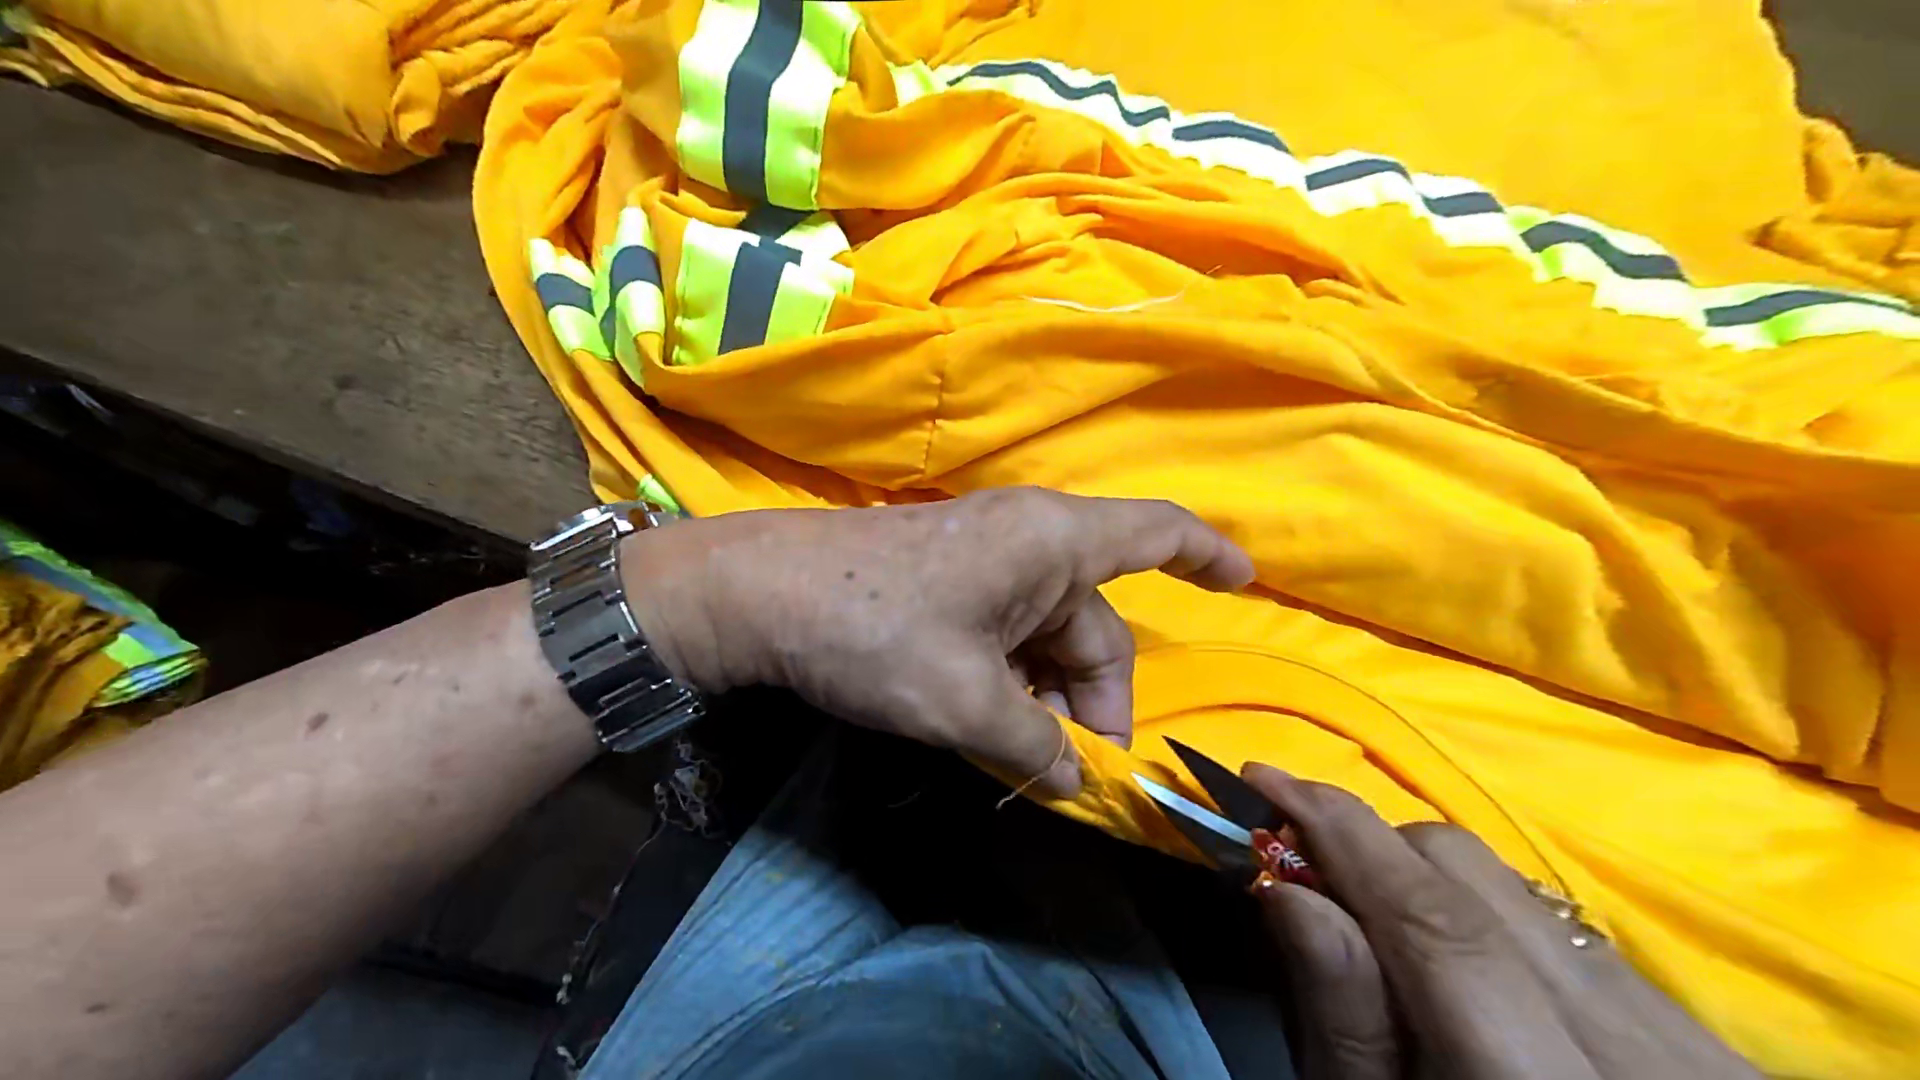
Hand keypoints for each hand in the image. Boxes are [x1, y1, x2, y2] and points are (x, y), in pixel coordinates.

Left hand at [620, 487, 1254, 794]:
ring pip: (1046, 638)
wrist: (760, 595)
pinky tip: (987, 727)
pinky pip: (1006, 634)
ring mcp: (983, 563)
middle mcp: (1028, 543)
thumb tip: (1072, 779)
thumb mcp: (964, 701)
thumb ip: (1032, 744)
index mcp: (1051, 542)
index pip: (1154, 533)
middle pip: (1094, 624)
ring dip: (1046, 699)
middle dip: (1094, 699)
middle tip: (1075, 772)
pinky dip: (1011, 681)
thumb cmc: (873, 630)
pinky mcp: (947, 585)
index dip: (1206, 554)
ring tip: (1019, 757)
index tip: (1244, 580)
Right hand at [1240, 765, 1761, 1079]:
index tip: (1261, 778)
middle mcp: (1647, 1057)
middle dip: (1366, 845)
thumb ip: (1345, 1021)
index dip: (1341, 833)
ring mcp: (1693, 1044)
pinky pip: (1553, 918)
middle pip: (1472, 877)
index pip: (1436, 924)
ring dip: (1414, 872)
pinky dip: (1472, 904)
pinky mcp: (1699, 1034)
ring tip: (1364, 906)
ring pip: (1512, 884)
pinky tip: (1442, 947)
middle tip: (1295, 856)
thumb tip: (1286, 886)